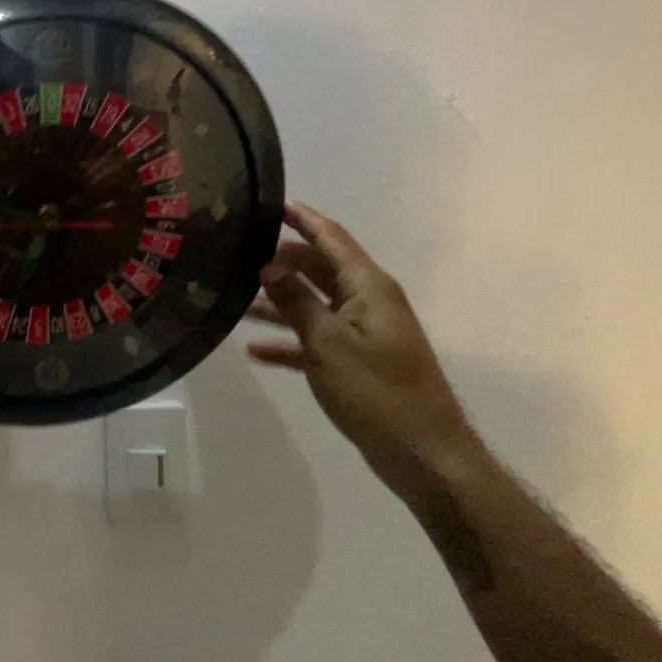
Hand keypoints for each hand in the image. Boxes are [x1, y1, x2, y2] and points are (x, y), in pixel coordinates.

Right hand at [244, 201, 485, 500]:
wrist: (426, 458)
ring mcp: (364, 333)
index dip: (302, 219)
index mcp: (368, 287)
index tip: (268, 203)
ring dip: (279, 302)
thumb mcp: (328, 343)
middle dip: (281, 261)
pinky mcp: (358, 362)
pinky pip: (316, 340)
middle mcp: (368, 302)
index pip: (331, 238)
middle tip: (237, 256)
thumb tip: (269, 264)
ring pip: (313, 303)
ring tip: (234, 300)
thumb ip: (297, 300)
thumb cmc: (378, 393)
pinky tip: (255, 351)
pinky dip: (289, 341)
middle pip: (319, 267)